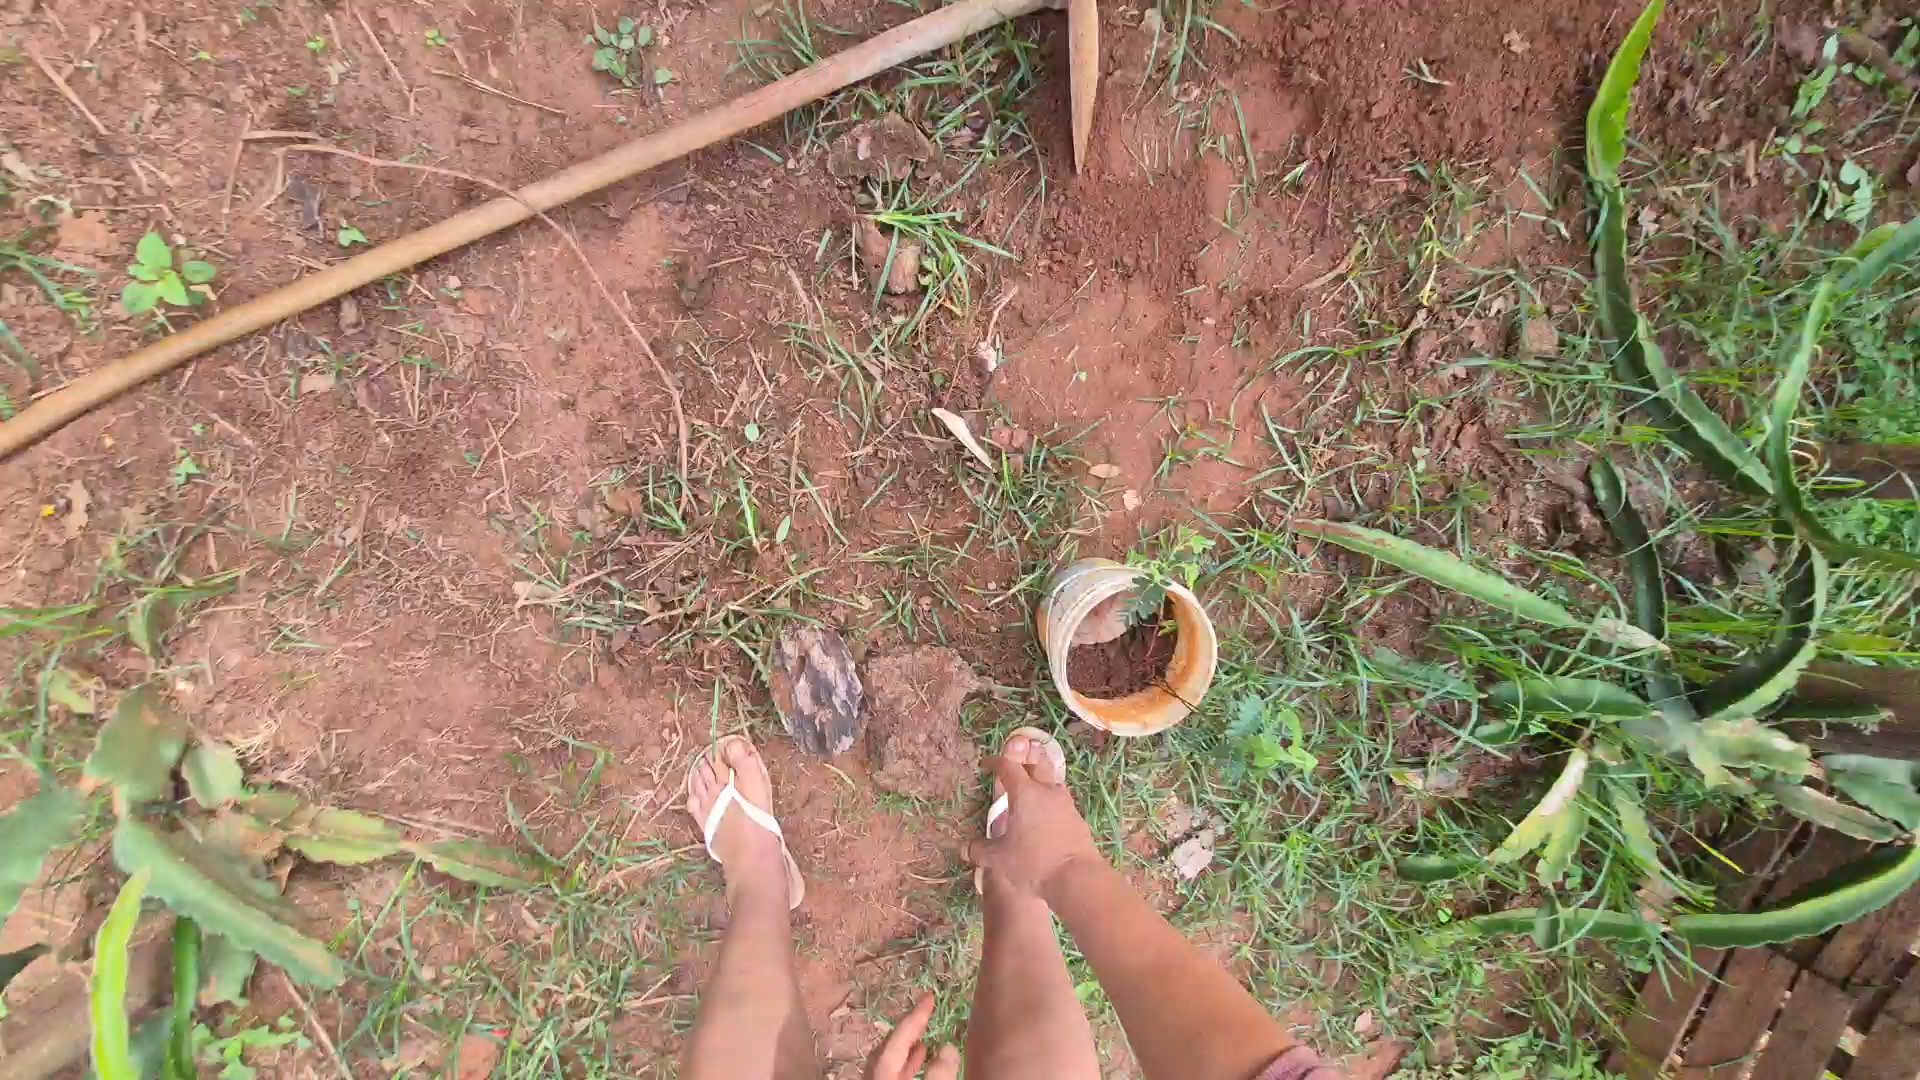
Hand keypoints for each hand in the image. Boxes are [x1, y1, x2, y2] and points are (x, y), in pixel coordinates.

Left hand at [866, 995, 958, 1079]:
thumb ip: (938, 1074)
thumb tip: (949, 1047)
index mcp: (881, 1071)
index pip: (899, 1036)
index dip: (916, 1015)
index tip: (930, 995)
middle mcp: (873, 1075)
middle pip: (889, 1045)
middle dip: (907, 1028)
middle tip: (925, 1013)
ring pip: (889, 1061)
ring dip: (907, 1048)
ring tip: (923, 1040)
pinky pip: (891, 1074)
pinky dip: (905, 1065)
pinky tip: (919, 1064)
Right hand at [968, 746, 1099, 898]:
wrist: (1078, 879)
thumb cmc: (1033, 863)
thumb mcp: (998, 860)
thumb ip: (979, 850)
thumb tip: (966, 848)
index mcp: (1025, 793)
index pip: (1008, 766)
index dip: (995, 762)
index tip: (986, 764)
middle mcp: (1047, 792)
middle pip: (1037, 764)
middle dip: (1024, 762)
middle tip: (1013, 771)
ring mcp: (1067, 805)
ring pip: (1052, 783)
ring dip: (1041, 783)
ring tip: (1030, 797)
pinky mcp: (1079, 821)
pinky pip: (1062, 804)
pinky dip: (1052, 805)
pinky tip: (1046, 821)